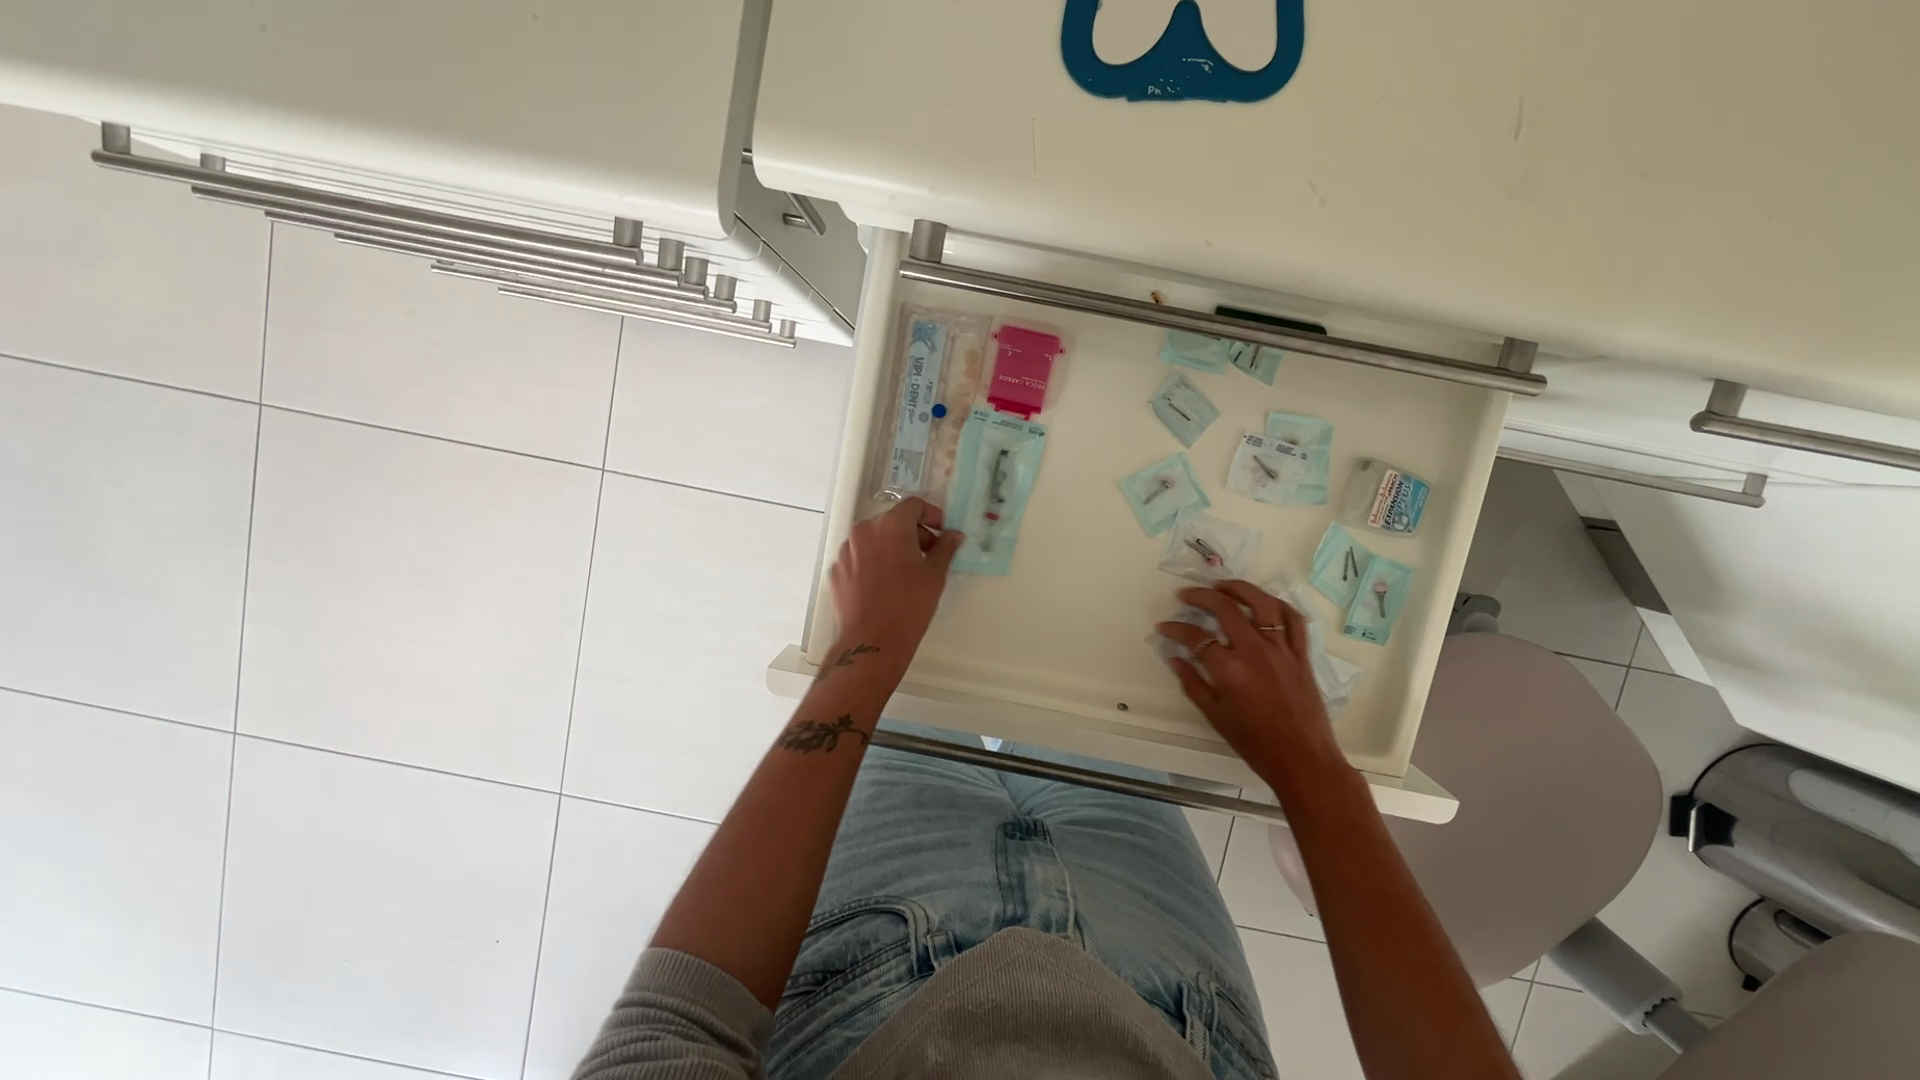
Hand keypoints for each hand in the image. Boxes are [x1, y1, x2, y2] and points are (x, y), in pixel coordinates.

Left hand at [829, 498, 963, 655]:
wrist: (873, 640)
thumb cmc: (910, 605)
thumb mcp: (934, 575)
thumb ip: (945, 548)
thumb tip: (954, 535)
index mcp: (891, 526)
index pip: (913, 506)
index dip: (931, 515)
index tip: (941, 532)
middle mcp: (864, 531)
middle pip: (892, 521)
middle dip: (913, 533)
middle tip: (928, 555)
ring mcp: (846, 551)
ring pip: (873, 539)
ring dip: (891, 547)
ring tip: (905, 572)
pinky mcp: (836, 570)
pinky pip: (859, 558)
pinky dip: (873, 563)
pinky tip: (884, 585)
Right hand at [1156, 581, 1336, 767]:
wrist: (1303, 760)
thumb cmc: (1255, 744)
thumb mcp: (1215, 716)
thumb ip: (1193, 683)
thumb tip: (1175, 659)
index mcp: (1229, 670)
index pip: (1196, 637)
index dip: (1176, 629)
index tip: (1164, 627)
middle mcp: (1255, 651)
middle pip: (1226, 609)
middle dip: (1201, 596)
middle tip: (1186, 594)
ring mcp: (1282, 650)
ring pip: (1262, 604)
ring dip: (1240, 589)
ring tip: (1223, 586)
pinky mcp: (1301, 655)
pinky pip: (1292, 620)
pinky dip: (1278, 605)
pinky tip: (1264, 603)